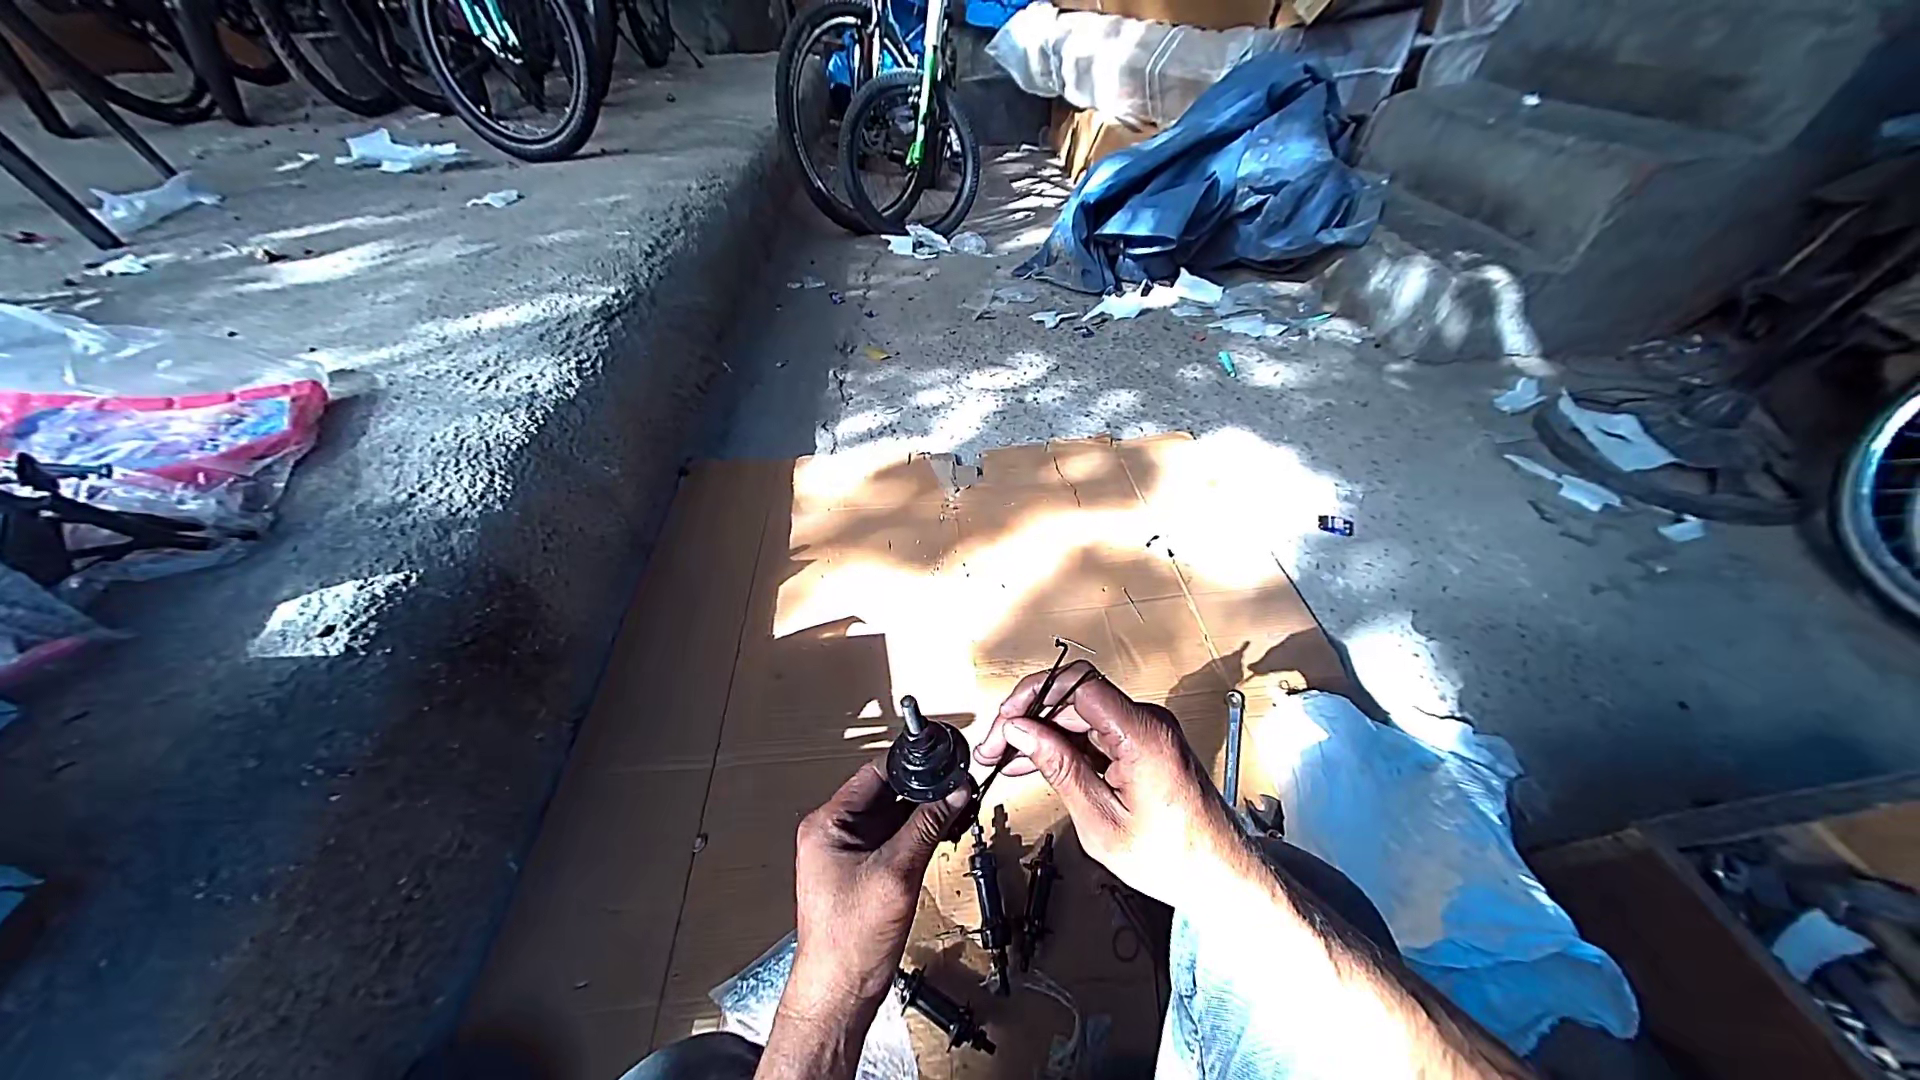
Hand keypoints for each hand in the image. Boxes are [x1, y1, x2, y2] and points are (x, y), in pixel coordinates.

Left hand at [782, 759, 968, 1021]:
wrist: (839, 996)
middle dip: (920, 790)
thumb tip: (952, 793)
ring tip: (952, 808)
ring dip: (921, 812)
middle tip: (952, 786)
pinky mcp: (863, 869)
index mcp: (827, 824)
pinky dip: (916, 833)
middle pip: (884, 793)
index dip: (908, 765)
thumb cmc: (848, 942)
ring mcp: (848, 851)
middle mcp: (834, 832)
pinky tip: (939, 833)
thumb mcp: (896, 873)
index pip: (873, 774)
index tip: (937, 760)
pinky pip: (893, 837)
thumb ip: (926, 826)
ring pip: (891, 815)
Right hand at [973, 661, 1244, 908]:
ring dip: (1040, 731)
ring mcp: (1144, 731)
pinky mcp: (1141, 742)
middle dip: (1028, 717)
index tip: (1007, 720)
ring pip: (1077, 713)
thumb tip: (1021, 731)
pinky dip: (1062, 743)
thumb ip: (1058, 767)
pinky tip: (1033, 761)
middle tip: (996, 746)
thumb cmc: (1173, 857)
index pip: (1078, 685)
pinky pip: (1092, 730)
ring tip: (1005, 757)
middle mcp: (1147, 723)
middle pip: (1072, 697)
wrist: (1217, 875)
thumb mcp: (1100, 821)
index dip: (1035, 695)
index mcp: (1142, 736)